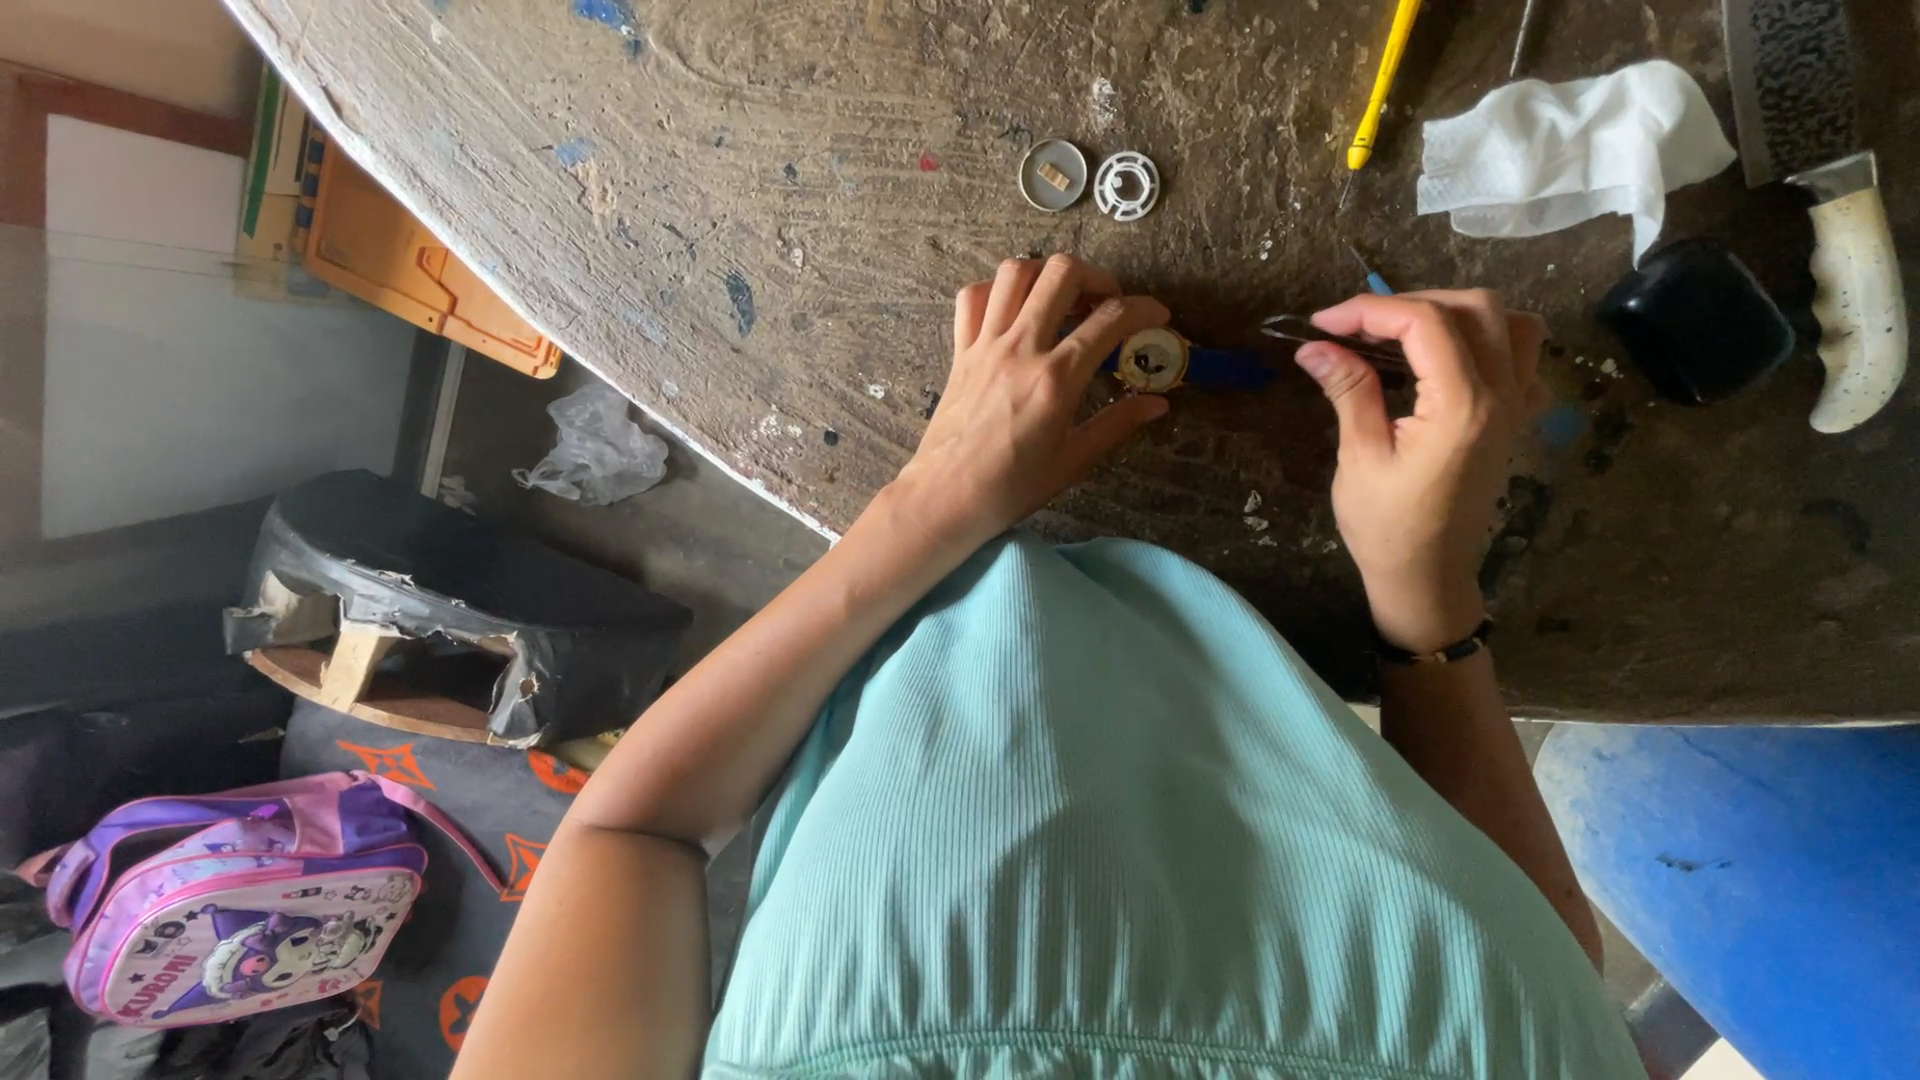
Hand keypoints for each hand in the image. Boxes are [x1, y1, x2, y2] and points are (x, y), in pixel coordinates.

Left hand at [885, 255, 1171, 552]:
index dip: (1144, 308)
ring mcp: (985, 345)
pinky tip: (1012, 309)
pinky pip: (972, 297)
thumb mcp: (1074, 460)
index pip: (1110, 320)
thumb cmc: (1012, 487)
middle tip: (1107, 302)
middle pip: (1062, 274)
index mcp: (1057, 379)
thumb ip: (1117, 423)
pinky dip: (995, 290)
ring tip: (1061, 298)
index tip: (1157, 316)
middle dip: (1096, 276)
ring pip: (1014, 272)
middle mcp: (1021, 349)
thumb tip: (1159, 403)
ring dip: (1044, 273)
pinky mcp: (960, 352)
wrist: (946, 498)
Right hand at [1294, 291, 1548, 653]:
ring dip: (1455, 312)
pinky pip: (1522, 355)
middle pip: (1473, 308)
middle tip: (1356, 327)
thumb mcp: (1359, 457)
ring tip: (1402, 331)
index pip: (1424, 323)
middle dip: (1408, 304)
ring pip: (1508, 322)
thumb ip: (1349, 391)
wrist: (1427, 574)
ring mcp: (1518, 404)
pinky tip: (1446, 360)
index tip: (1322, 323)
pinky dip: (1486, 339)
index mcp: (1462, 405)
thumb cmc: (1386, 525)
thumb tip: (1315, 346)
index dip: (1368, 311)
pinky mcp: (1516, 417)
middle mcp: (1503, 394)